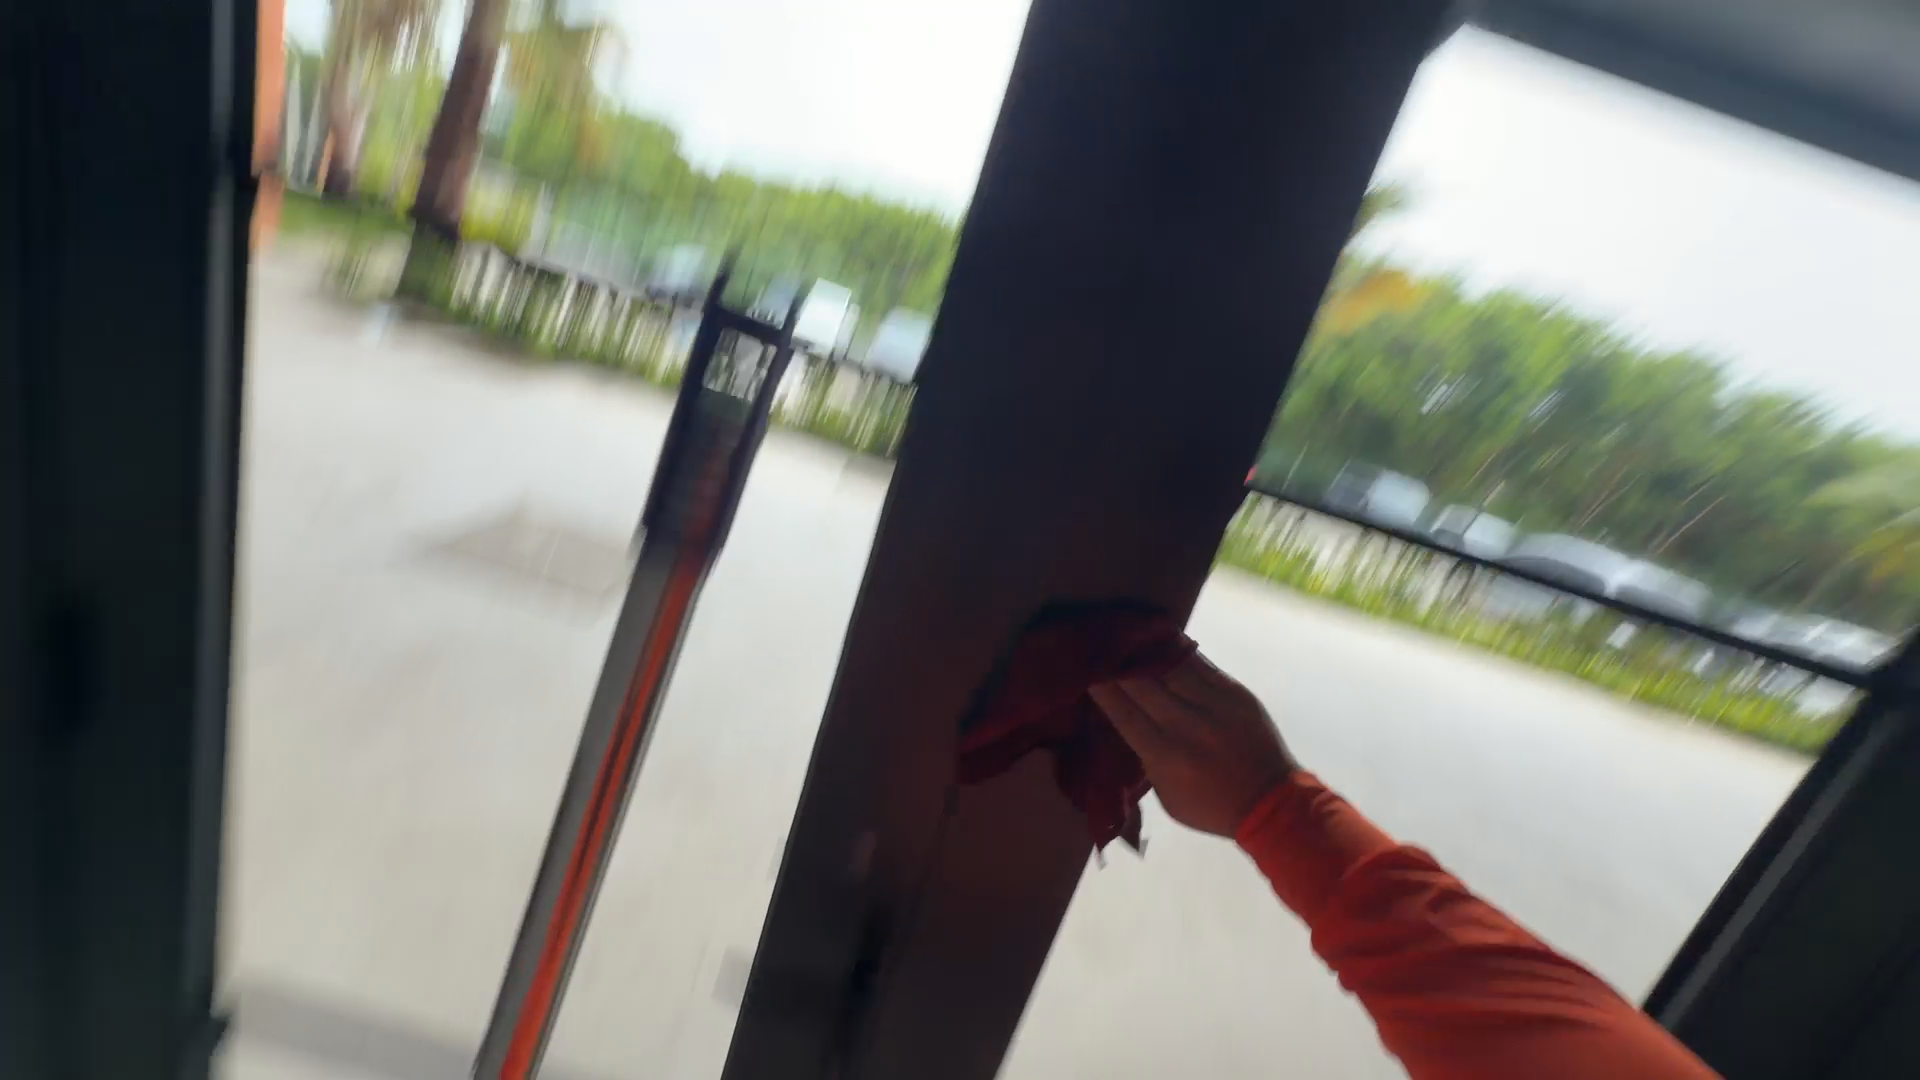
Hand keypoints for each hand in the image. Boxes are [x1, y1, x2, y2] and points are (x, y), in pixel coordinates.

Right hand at [1091, 652, 1296, 837]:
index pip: (1122, 711)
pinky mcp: (1235, 692)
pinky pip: (1198, 663)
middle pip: (1140, 683)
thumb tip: (1122, 720)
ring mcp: (1215, 705)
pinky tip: (1159, 637)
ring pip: (1169, 666)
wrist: (1273, 803)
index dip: (1100, 687)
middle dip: (1116, 663)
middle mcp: (1187, 725)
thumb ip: (1143, 757)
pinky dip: (1175, 651)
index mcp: (1165, 755)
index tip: (1084, 670)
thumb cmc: (1210, 806)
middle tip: (1097, 646)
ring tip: (1124, 633)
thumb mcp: (1166, 795)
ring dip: (1143, 649)